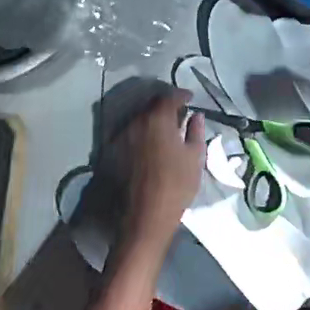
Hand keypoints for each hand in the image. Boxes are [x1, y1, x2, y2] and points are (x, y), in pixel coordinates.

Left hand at [119, 89, 205, 250]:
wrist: (145, 215)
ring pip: (138, 121)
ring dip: (152, 121)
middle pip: (150, 106)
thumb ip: (195, 131)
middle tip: (179, 114)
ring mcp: (121, 138)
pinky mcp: (113, 153)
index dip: (181, 94)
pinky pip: (130, 135)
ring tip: (165, 131)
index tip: (190, 98)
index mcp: (156, 119)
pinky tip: (151, 145)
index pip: (168, 97)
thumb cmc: (176, 184)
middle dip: (165, 106)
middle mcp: (135, 123)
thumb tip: (196, 115)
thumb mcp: (195, 157)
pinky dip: (142, 134)